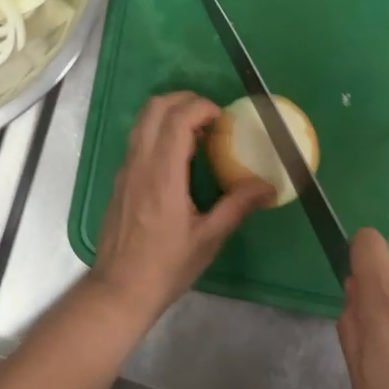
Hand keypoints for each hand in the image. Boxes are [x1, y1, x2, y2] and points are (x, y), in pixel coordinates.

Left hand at [92, 92, 273, 323]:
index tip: (222, 117)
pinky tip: (177, 157)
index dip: (201, 107)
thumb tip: (269, 187)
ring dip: (169, 113)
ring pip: (142, 120)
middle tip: (210, 116)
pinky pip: (137, 138)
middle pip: (154, 107)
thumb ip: (237, 206)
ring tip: (196, 133)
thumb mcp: (208, 239)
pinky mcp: (120, 177)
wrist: (120, 288)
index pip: (177, 119)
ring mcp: (126, 168)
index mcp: (163, 174)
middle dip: (184, 100)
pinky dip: (157, 131)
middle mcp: (140, 162)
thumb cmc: (166, 266)